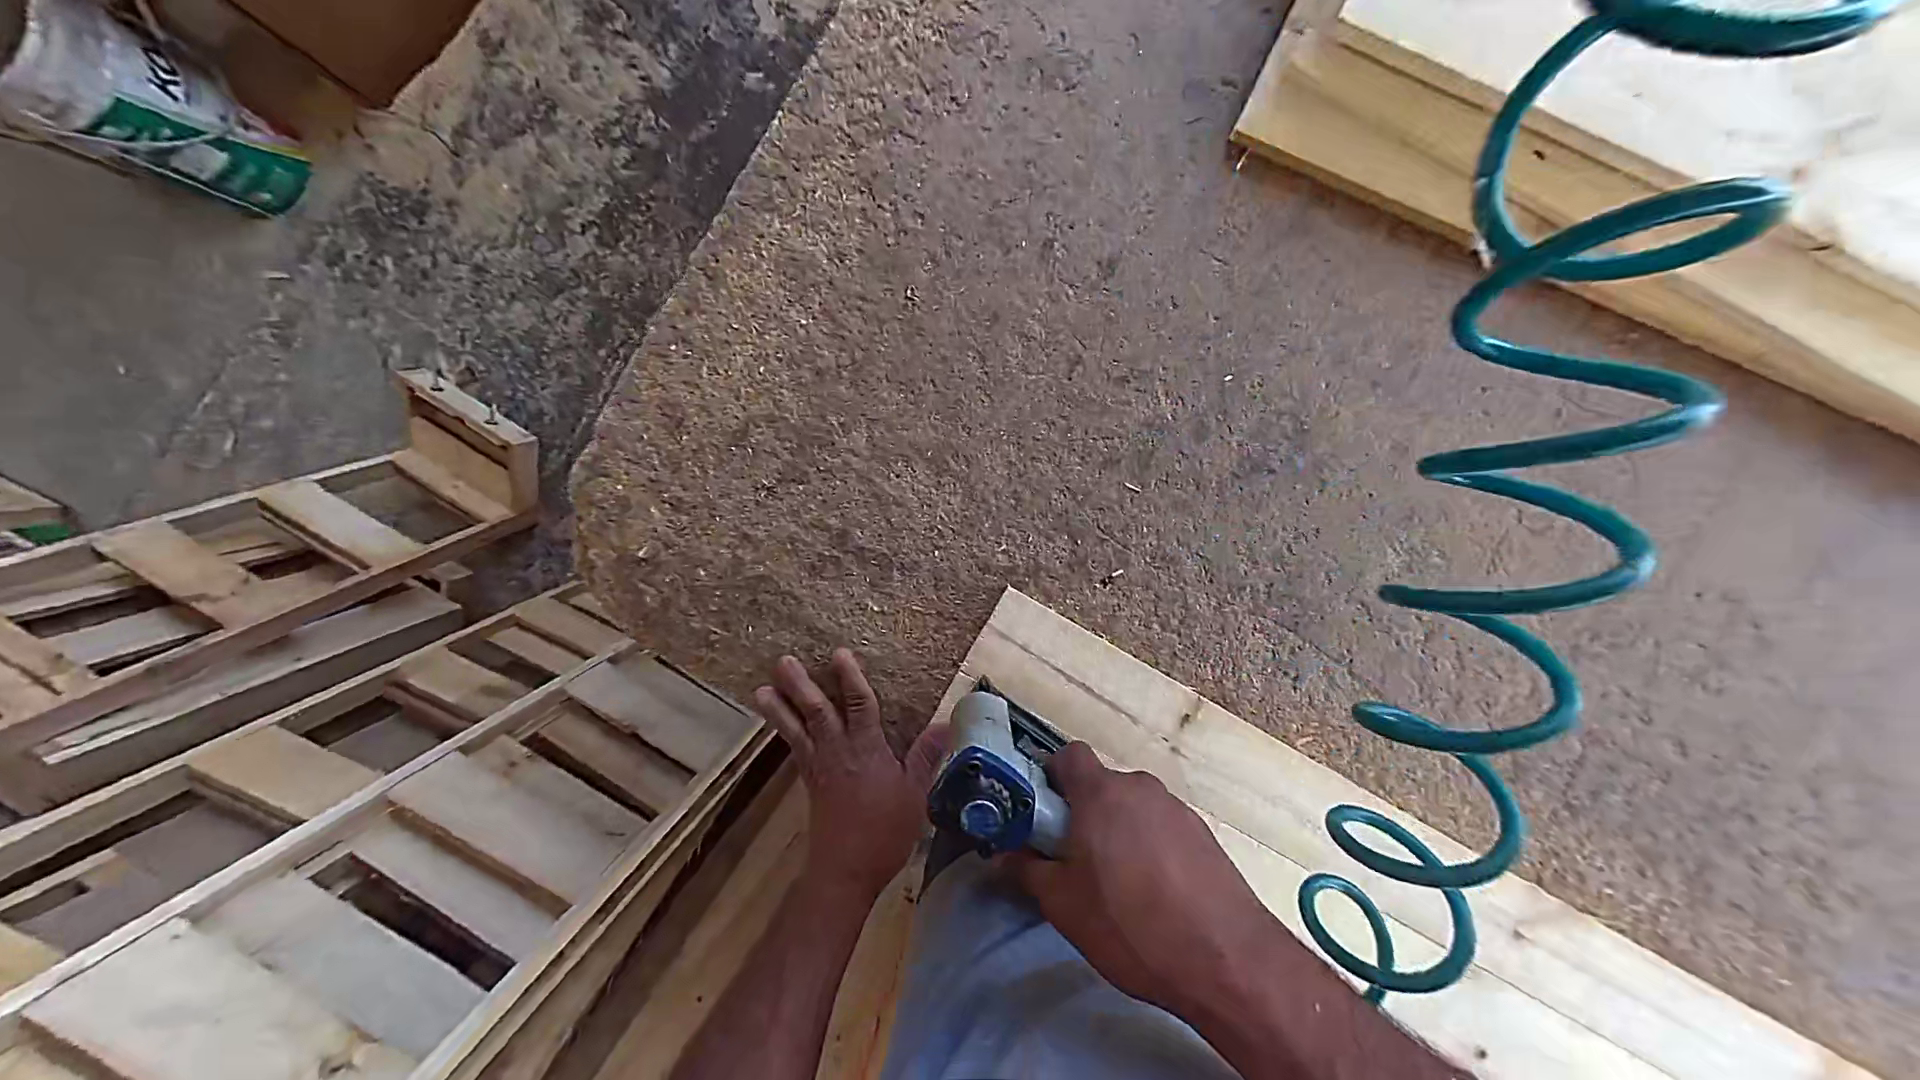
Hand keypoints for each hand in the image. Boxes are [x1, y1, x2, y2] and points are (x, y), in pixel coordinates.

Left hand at [754, 650, 948, 900]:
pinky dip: (786, 732)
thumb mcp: (915, 794)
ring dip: (781, 708)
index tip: (840, 654)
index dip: (850, 678)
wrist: (844, 871)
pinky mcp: (811, 782)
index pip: (859, 705)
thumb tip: (945, 723)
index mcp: (867, 750)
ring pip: (798, 730)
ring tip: (762, 689)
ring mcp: (820, 767)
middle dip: (801, 686)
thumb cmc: (884, 832)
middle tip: (783, 662)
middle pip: (818, 712)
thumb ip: (925, 757)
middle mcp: (839, 752)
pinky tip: (780, 724)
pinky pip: (796, 749)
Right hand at [1008, 742, 1290, 1018]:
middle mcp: (1139, 789)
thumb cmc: (1131, 925)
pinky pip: (1162, 828)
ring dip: (1119, 832)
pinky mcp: (1204, 835)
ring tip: (1120, 886)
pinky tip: (1156, 895)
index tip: (1044, 814)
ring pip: (1133, 808)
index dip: (1051, 777)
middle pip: (1101, 785)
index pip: (1068, 755)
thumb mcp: (1063, 904)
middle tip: (1076, 860)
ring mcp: (1177, 809)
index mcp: (1100, 793)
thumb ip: (1027, 870)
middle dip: (1084, 814)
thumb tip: (1002, 857)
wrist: (1229, 960)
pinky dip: (1151, 847)